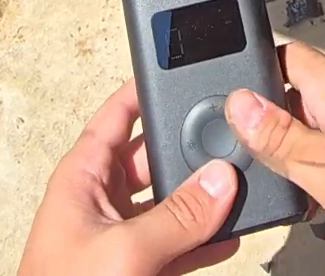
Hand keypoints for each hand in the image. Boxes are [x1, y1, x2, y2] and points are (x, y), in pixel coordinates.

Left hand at [19, 80, 240, 275]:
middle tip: (227, 138)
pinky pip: (176, 241)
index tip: (184, 69)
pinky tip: (230, 235)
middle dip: (188, 149)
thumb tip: (222, 179)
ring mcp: (120, 234)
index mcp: (85, 175)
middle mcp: (103, 197)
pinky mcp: (136, 269)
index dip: (147, 87)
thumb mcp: (124, 252)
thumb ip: (178, 215)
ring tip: (239, 187)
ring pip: (169, 200)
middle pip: (153, 155)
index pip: (119, 112)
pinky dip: (202, 239)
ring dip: (202, 198)